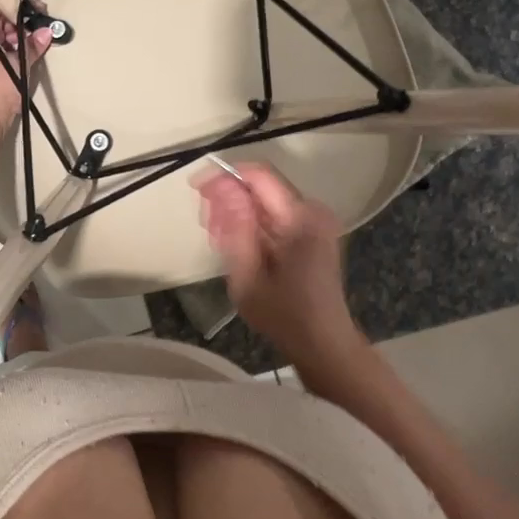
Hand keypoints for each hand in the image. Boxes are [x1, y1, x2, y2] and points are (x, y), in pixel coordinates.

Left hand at [0, 2, 50, 133]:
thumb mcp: (19, 65)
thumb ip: (33, 46)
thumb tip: (46, 31)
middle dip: (19, 18)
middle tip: (40, 16)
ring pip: (2, 35)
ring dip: (19, 33)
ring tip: (38, 33)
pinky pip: (2, 49)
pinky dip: (15, 47)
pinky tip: (31, 48)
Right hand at [194, 164, 365, 360]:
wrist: (323, 343)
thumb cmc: (283, 315)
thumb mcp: (247, 276)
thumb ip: (235, 228)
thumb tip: (222, 186)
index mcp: (301, 219)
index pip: (258, 176)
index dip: (224, 175)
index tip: (196, 189)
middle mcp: (312, 211)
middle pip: (260, 185)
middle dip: (227, 199)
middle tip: (208, 230)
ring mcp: (314, 220)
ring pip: (262, 198)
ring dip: (236, 212)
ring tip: (221, 243)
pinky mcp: (310, 230)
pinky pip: (272, 213)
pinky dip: (250, 222)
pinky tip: (238, 246)